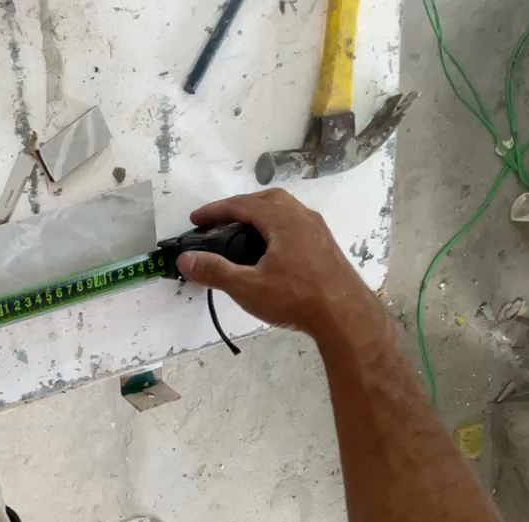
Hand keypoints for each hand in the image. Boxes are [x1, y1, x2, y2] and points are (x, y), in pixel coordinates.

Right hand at [176, 189, 385, 341]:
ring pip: (283, 210)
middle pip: (266, 199)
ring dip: (258, 214)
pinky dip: (272, 225)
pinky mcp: (322, 244)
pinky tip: (266, 246)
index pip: (243, 205)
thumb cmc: (294, 298)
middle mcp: (302, 217)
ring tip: (239, 231)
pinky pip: (292, 223)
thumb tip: (186, 259)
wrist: (343, 314)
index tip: (195, 218)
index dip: (216, 210)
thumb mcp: (247, 287)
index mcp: (283, 220)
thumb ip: (214, 271)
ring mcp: (316, 229)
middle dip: (238, 206)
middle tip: (217, 221)